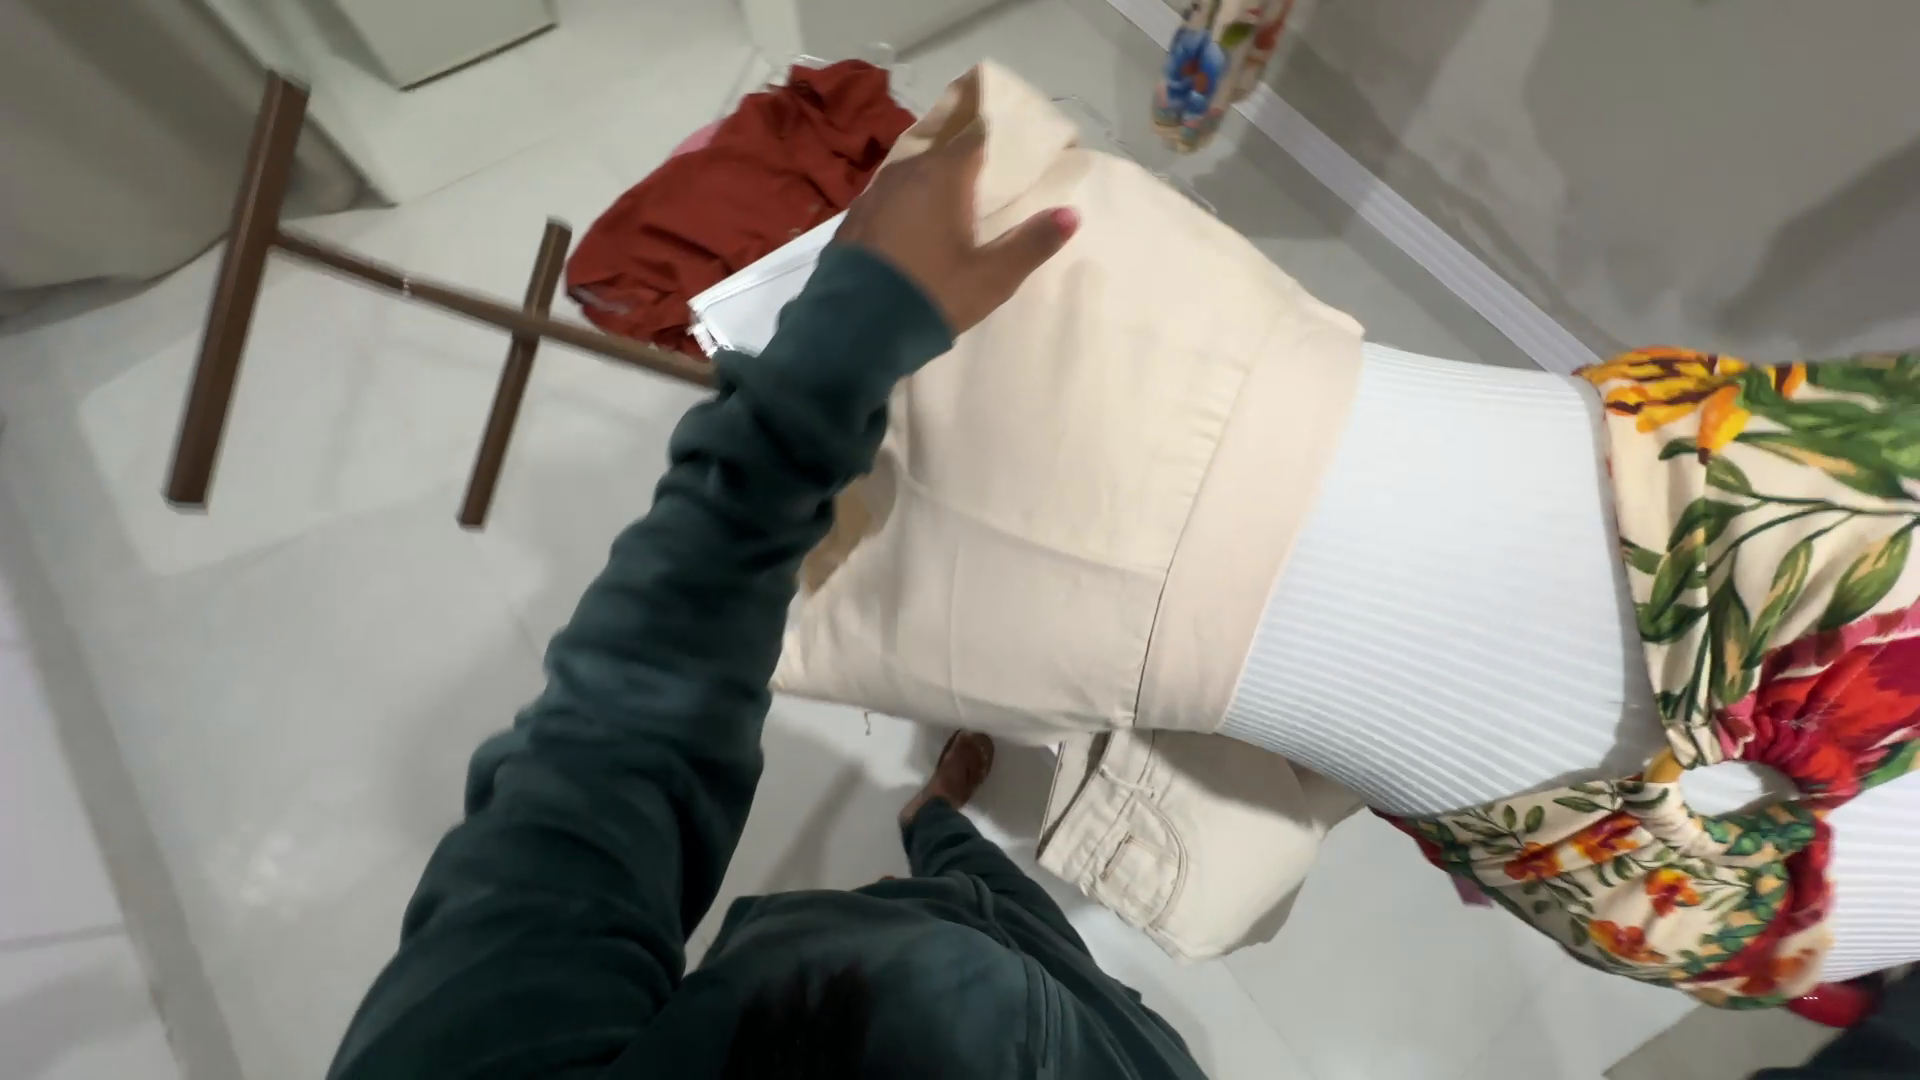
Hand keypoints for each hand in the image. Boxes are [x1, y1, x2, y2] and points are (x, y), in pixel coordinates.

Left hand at [836, 122, 1078, 335]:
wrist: (855, 331)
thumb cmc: (931, 296)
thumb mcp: (991, 278)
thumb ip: (1031, 244)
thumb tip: (1072, 213)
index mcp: (942, 174)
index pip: (979, 137)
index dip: (1003, 143)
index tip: (1020, 158)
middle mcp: (904, 172)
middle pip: (944, 156)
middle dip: (969, 169)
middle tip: (991, 191)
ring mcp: (872, 195)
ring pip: (913, 179)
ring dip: (934, 191)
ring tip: (954, 214)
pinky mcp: (853, 222)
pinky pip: (889, 203)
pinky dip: (906, 211)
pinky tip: (914, 235)